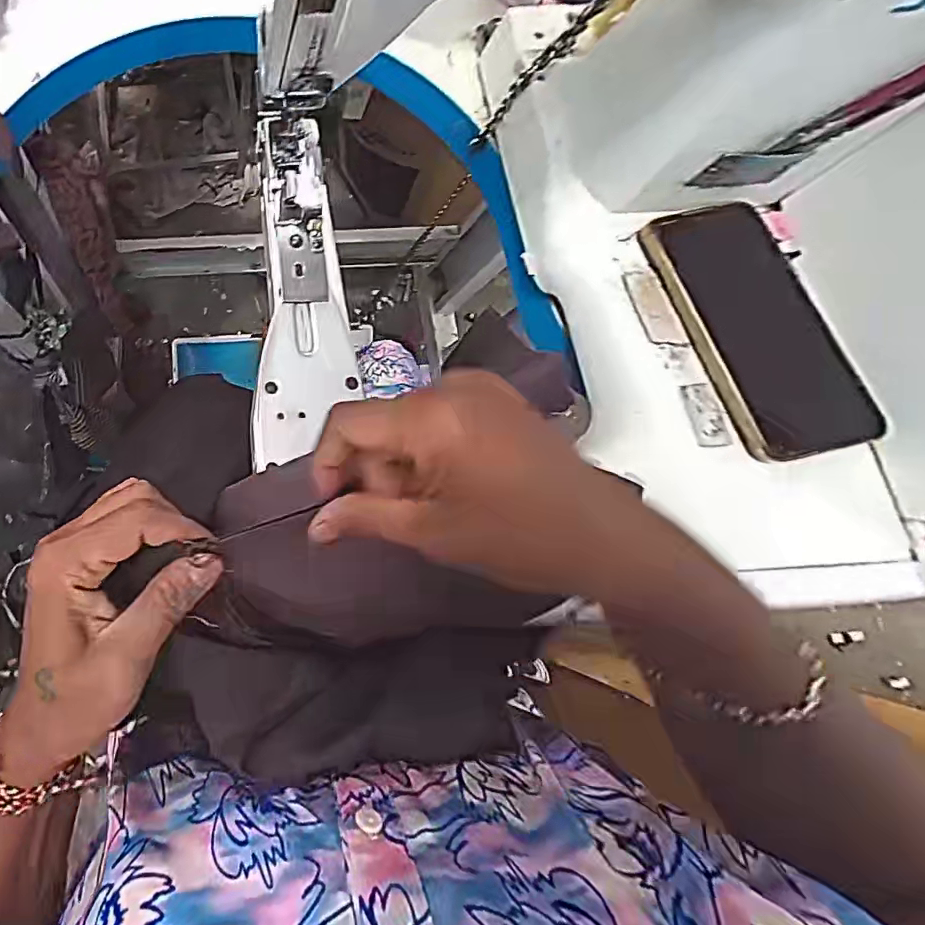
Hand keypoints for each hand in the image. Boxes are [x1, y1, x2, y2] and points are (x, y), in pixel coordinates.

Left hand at [0, 478, 221, 786]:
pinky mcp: (77, 557)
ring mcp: (66, 548)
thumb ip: (166, 601)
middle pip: (132, 497)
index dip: (181, 528)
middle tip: (201, 557)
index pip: (135, 517)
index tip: (212, 554)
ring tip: (188, 555)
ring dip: (165, 520)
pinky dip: (152, 528)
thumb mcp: (126, 657)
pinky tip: (168, 556)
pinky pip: (121, 519)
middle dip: (174, 520)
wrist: (41, 727)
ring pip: (127, 500)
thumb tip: (208, 561)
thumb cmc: (74, 702)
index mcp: (64, 563)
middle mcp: (60, 545)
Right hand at [306, 370, 712, 607]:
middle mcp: (453, 389)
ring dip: (401, 462)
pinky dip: (428, 448)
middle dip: (373, 469)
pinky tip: (451, 484)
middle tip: (396, 512)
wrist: (601, 534)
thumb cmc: (531, 534)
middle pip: (377, 421)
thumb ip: (365, 518)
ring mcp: (478, 390)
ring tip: (434, 504)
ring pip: (405, 420)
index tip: (331, 498)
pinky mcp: (494, 398)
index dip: (326, 462)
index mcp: (433, 417)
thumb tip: (322, 522)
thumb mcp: (432, 532)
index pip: (346, 421)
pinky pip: (436, 415)